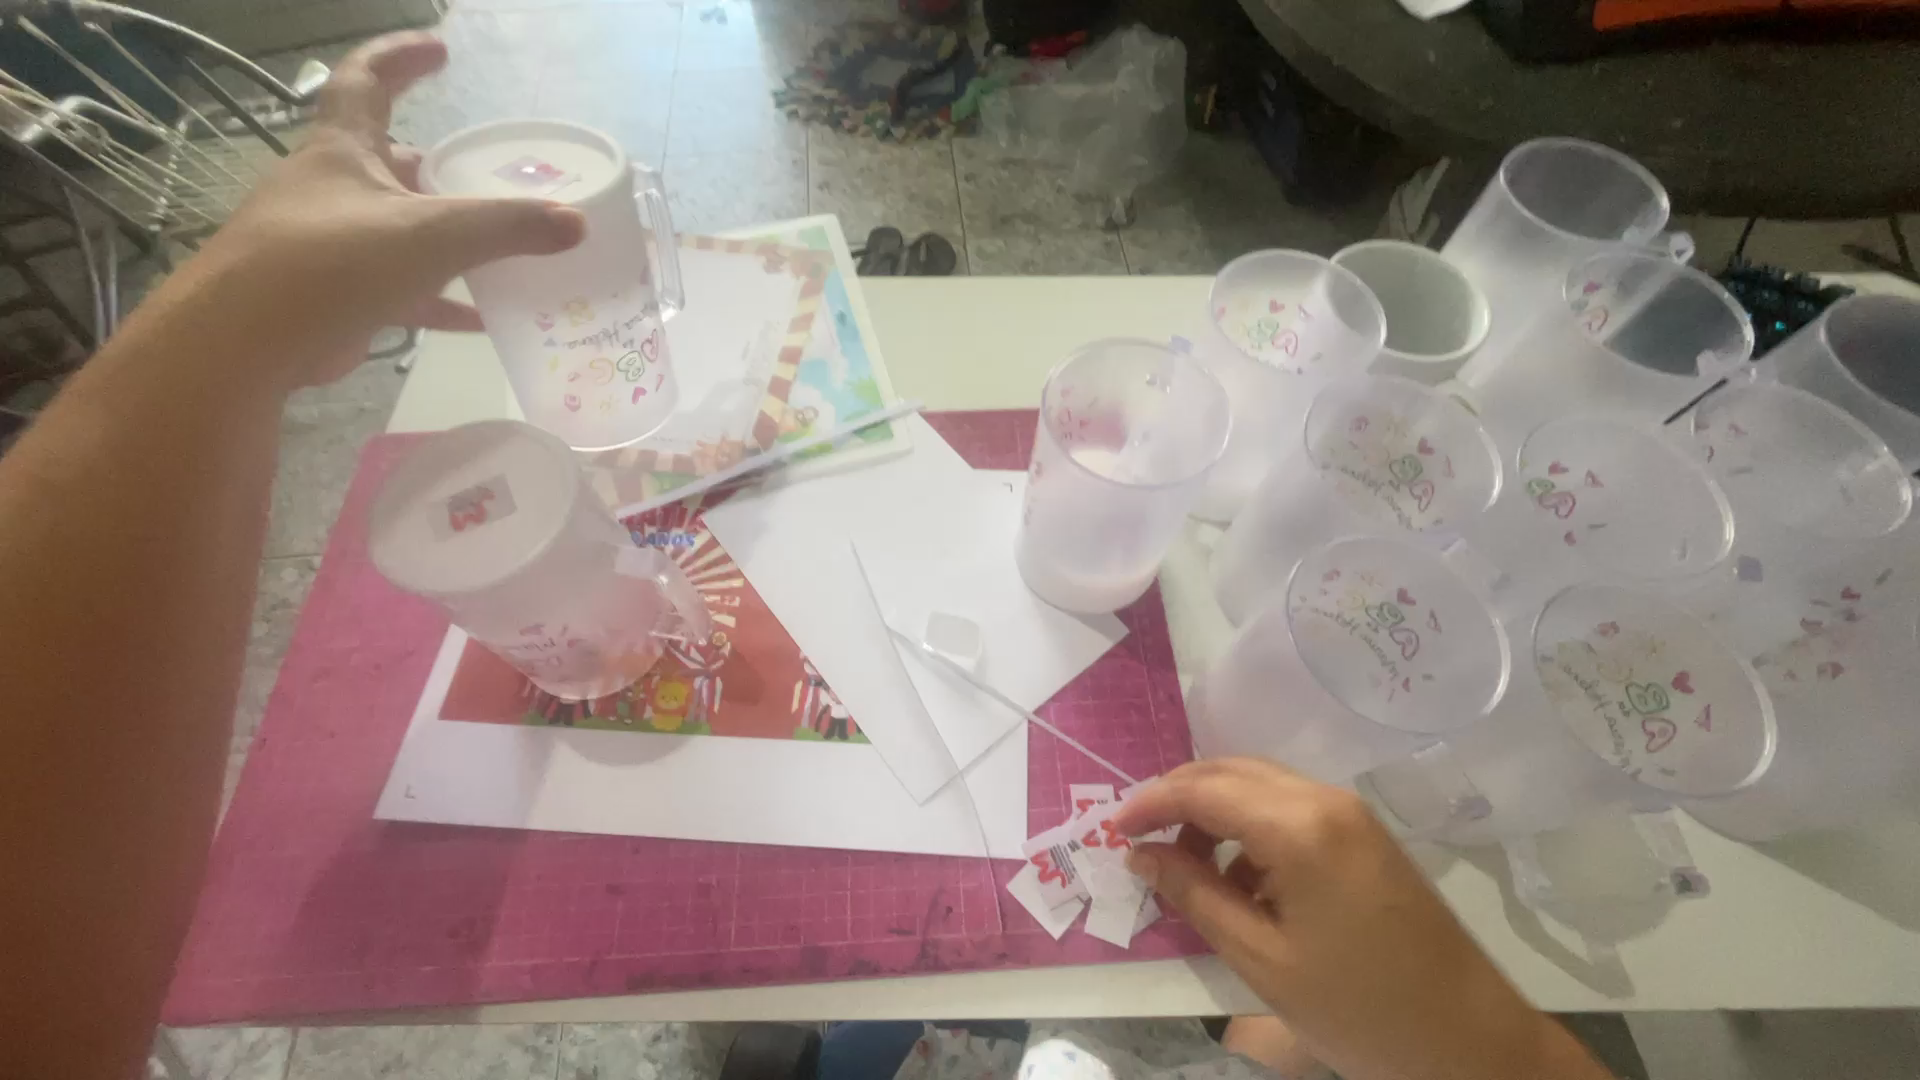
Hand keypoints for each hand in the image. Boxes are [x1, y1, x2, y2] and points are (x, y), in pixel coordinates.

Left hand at [169, 31, 584, 388]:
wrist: (252, 340)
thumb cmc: (333, 263)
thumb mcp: (433, 235)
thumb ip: (508, 227)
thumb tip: (577, 222)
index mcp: (344, 152)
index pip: (367, 81)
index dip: (402, 58)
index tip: (442, 51)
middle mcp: (335, 188)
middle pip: (393, 162)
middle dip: (441, 166)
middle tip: (492, 176)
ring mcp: (337, 242)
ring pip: (405, 228)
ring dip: (450, 235)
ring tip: (501, 246)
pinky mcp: (345, 293)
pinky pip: (409, 288)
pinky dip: (448, 299)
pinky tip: (486, 318)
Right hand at [1114, 760, 1608, 1079]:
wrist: (1474, 1045)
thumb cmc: (1360, 1010)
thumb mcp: (1260, 959)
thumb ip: (1193, 894)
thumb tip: (1140, 854)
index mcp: (1297, 826)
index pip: (1202, 789)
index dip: (1151, 804)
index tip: (1115, 831)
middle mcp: (1323, 799)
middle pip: (1228, 771)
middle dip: (1177, 798)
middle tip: (1142, 840)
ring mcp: (1348, 811)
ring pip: (1256, 783)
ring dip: (1212, 809)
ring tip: (1186, 865)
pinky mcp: (1361, 831)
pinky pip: (1286, 805)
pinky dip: (1247, 825)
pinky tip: (1240, 876)